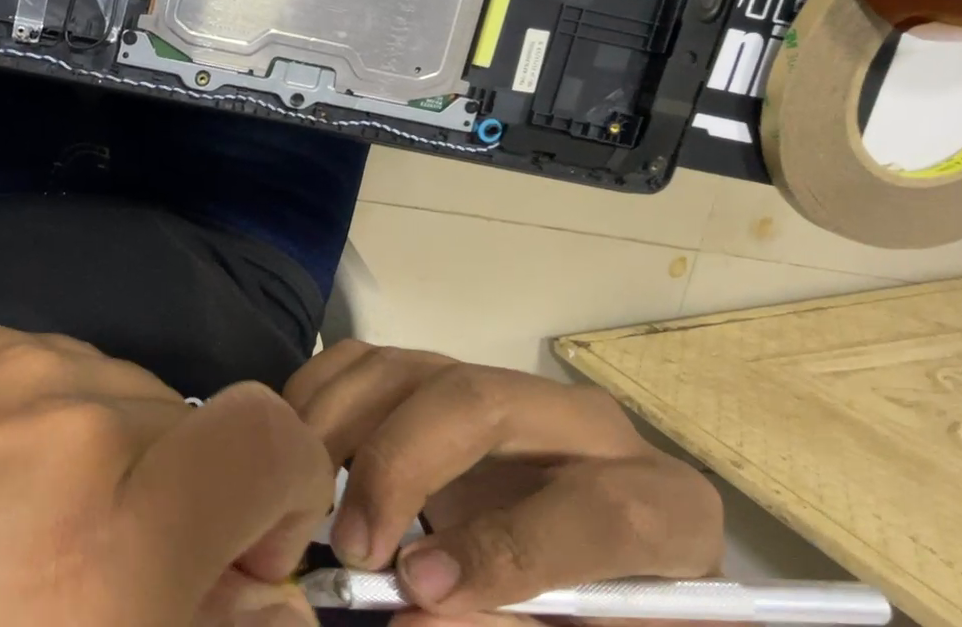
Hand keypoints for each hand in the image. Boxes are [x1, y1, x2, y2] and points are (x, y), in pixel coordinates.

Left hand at [0, 326, 339, 626]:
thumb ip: (168, 624)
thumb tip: (257, 601)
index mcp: (107, 545)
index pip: (279, 448)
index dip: (285, 496)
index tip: (236, 558)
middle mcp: (84, 429)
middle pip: (213, 434)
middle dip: (193, 499)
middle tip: (117, 559)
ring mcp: (30, 365)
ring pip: (139, 402)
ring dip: (122, 461)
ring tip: (25, 520)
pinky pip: (71, 378)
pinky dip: (62, 426)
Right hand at [285, 343, 723, 625]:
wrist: (594, 565)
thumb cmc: (600, 610)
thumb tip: (406, 615)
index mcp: (663, 507)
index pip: (601, 510)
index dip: (508, 553)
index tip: (421, 590)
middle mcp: (578, 423)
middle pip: (477, 401)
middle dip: (398, 466)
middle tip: (352, 546)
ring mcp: (495, 385)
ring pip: (405, 368)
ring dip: (339, 427)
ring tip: (309, 501)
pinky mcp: (438, 376)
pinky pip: (365, 359)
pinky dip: (319, 395)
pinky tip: (298, 448)